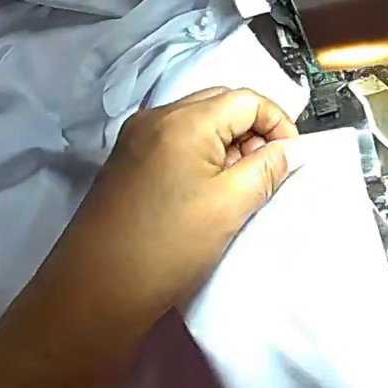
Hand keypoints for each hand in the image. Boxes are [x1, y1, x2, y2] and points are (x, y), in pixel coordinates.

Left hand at [47, 87, 296, 323]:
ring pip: (198, 119)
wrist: (96, 289)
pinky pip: (175, 136)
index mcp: (184, 119)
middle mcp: (156, 115)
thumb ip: (267, 168)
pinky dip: (200, 150)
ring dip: (227, 141)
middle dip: (253, 130)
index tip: (291, 158)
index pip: (247, 99)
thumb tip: (292, 149)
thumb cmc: (168, 247)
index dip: (278, 123)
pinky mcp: (127, 156)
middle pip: (221, 102)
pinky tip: (205, 186)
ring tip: (237, 184)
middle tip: (265, 172)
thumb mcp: (230, 206)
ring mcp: (137, 134)